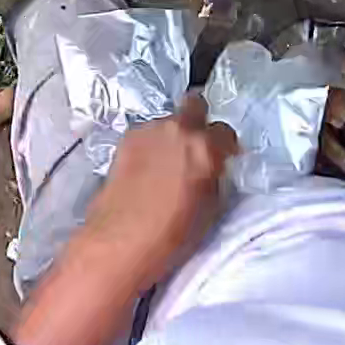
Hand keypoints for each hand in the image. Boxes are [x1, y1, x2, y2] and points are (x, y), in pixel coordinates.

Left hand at [9, 95, 237, 344]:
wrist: (119, 240)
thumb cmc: (172, 235)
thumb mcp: (210, 208)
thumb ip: (214, 176)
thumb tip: (213, 166)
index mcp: (204, 147)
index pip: (225, 130)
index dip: (225, 145)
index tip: (223, 157)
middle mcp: (178, 128)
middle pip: (195, 105)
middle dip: (199, 120)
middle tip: (194, 147)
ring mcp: (150, 129)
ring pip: (169, 121)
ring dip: (172, 136)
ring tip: (165, 164)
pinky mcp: (127, 136)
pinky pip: (148, 133)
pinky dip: (152, 144)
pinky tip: (145, 169)